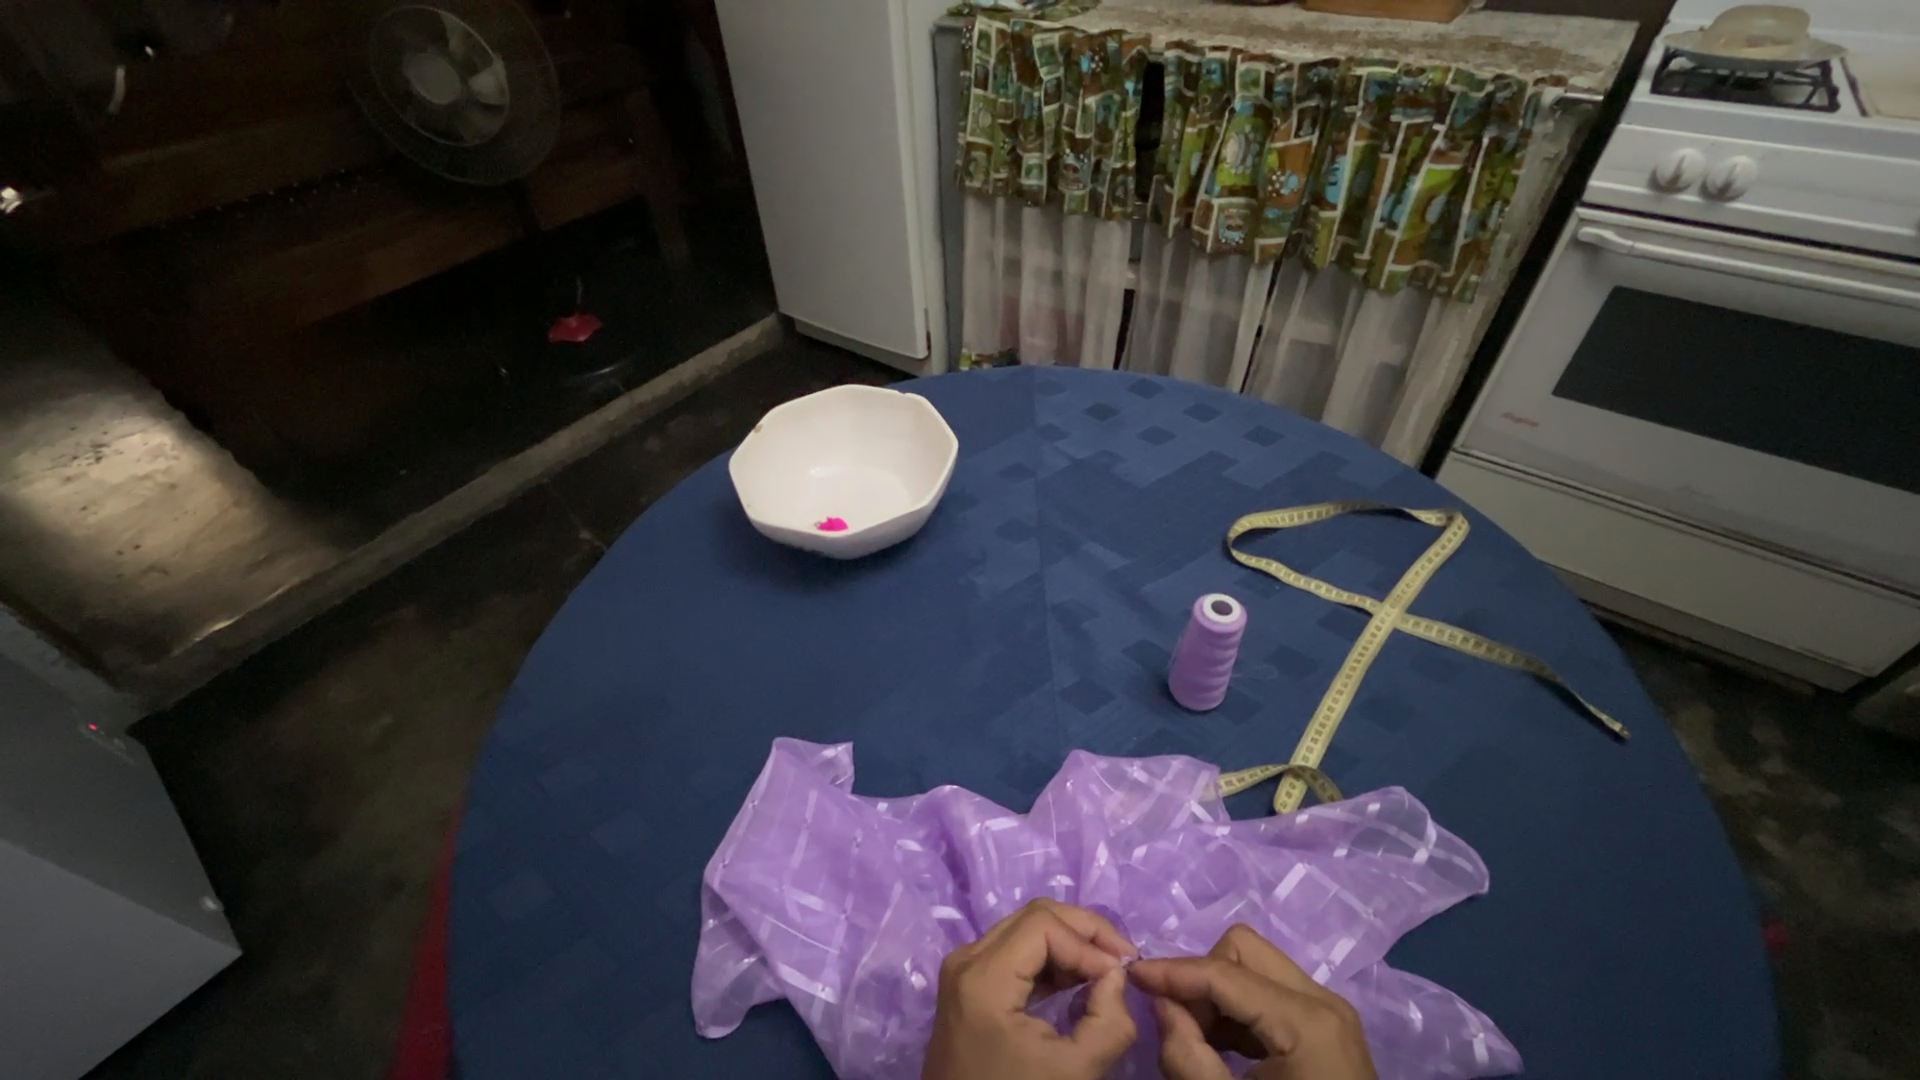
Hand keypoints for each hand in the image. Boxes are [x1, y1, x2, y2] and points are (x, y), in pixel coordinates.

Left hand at [923, 899, 1139, 1079]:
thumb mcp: (1074, 1073)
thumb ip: (1108, 1022)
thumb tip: (1116, 974)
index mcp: (983, 976)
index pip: (1043, 925)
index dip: (1088, 942)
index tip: (1120, 973)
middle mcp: (967, 958)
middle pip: (1034, 916)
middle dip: (1084, 931)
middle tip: (1122, 957)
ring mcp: (964, 967)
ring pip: (1025, 927)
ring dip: (1069, 941)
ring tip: (1106, 968)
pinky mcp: (969, 981)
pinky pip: (1015, 948)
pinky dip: (1051, 956)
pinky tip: (1079, 978)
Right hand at [1129, 925, 1376, 1079]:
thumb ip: (1188, 1056)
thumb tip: (1160, 1003)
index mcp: (1307, 1021)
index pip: (1224, 973)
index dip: (1172, 972)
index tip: (1131, 976)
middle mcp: (1323, 1001)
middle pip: (1241, 949)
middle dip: (1201, 978)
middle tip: (1179, 1021)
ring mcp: (1329, 1011)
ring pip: (1253, 965)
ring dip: (1217, 993)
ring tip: (1200, 1039)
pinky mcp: (1327, 1026)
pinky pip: (1269, 990)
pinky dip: (1238, 1008)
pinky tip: (1225, 1047)